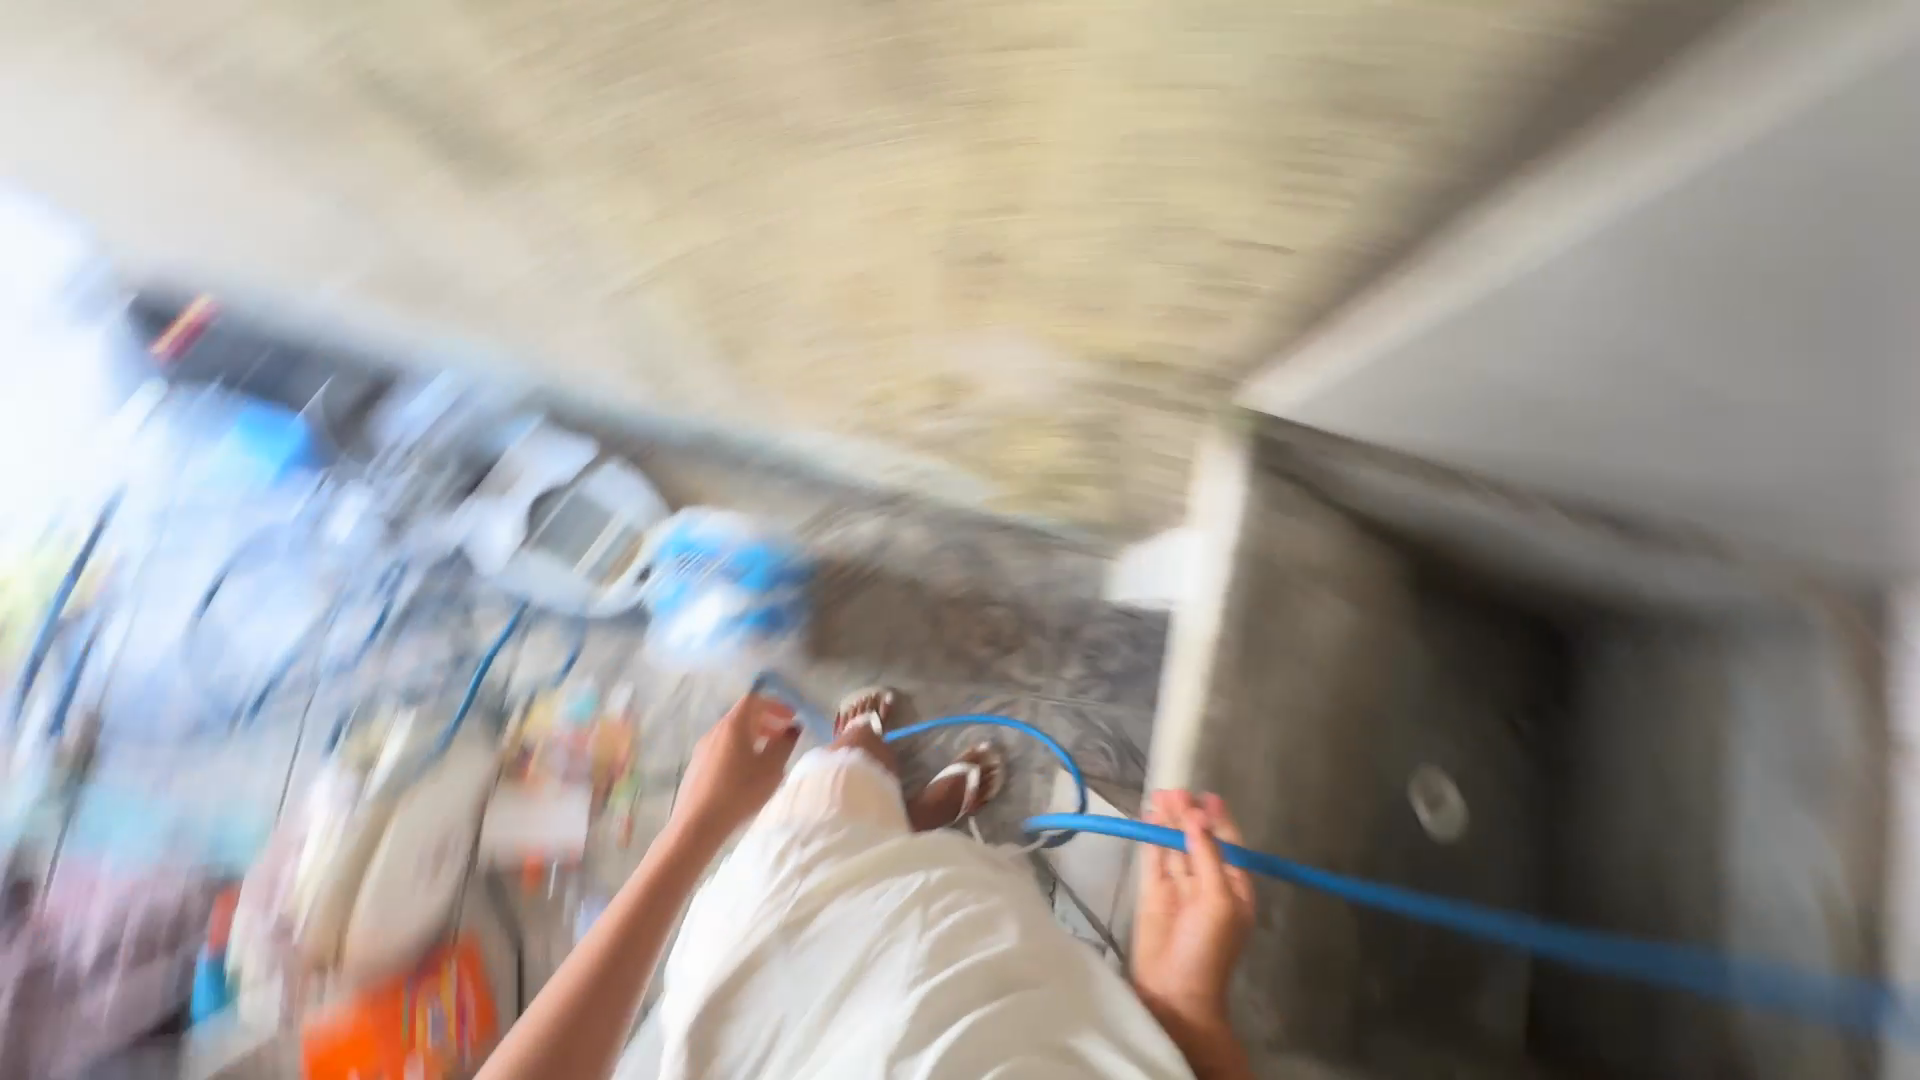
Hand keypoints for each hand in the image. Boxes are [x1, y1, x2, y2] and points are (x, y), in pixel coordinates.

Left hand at [668, 693, 800, 848]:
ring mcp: (703, 748)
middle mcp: (716, 730)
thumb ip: (785, 744)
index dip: (775, 704)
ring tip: (767, 754)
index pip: (754, 700)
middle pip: (742, 715)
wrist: (697, 823)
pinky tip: (746, 771)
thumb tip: (792, 728)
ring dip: (753, 735)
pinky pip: (722, 747)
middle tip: (783, 735)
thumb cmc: (739, 791)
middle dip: (766, 720)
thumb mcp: (771, 768)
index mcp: (734, 725)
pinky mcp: (697, 765)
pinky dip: (739, 748)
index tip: (791, 717)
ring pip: (732, 732)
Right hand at [1131, 791, 1254, 1041]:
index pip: (1228, 844)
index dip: (1218, 819)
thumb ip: (1207, 854)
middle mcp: (1208, 882)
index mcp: (1234, 887)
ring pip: (1175, 844)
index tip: (1207, 795)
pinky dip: (1152, 836)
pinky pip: (1154, 857)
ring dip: (1169, 820)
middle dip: (1189, 815)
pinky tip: (1150, 816)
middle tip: (1176, 790)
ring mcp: (1179, 886)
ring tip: (1162, 793)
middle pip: (1198, 839)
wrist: (1174, 989)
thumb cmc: (1208, 947)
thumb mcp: (1218, 899)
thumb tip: (1197, 814)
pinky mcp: (1153, 891)